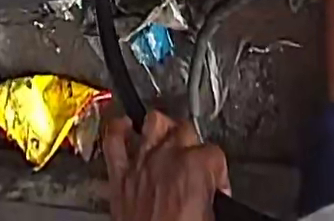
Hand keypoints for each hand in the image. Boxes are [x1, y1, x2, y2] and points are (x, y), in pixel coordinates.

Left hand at [104, 111, 229, 220]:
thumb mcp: (211, 219)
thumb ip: (216, 203)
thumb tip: (216, 202)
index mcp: (194, 169)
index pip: (215, 155)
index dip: (220, 174)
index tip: (219, 189)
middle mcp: (166, 158)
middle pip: (185, 130)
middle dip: (194, 146)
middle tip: (197, 167)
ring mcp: (141, 163)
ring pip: (153, 122)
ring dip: (162, 129)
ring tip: (168, 139)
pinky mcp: (119, 176)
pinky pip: (113, 140)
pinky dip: (119, 129)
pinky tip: (126, 127)